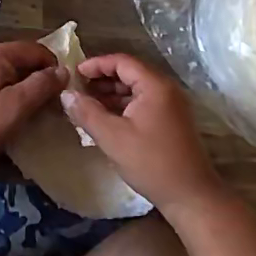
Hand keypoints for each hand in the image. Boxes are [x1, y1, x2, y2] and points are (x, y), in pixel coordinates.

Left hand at [0, 41, 66, 161]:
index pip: (38, 49)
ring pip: (14, 71)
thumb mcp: (19, 104)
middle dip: (42, 77)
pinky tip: (18, 109)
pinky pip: (2, 81)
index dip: (54, 67)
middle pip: (25, 59)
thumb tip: (64, 71)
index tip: (63, 89)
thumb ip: (44, 84)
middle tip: (53, 100)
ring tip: (38, 107)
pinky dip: (15, 91)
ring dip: (29, 86)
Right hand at [65, 53, 225, 212]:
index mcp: (155, 85)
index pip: (122, 61)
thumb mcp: (113, 137)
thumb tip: (66, 94)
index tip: (74, 73)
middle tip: (76, 89)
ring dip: (112, 93)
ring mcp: (171, 104)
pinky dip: (123, 105)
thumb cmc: (150, 162)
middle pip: (130, 73)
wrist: (189, 194)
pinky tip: (105, 118)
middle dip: (102, 79)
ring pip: (136, 89)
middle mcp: (166, 88)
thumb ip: (87, 113)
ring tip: (86, 104)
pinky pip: (143, 103)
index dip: (96, 64)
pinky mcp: (171, 119)